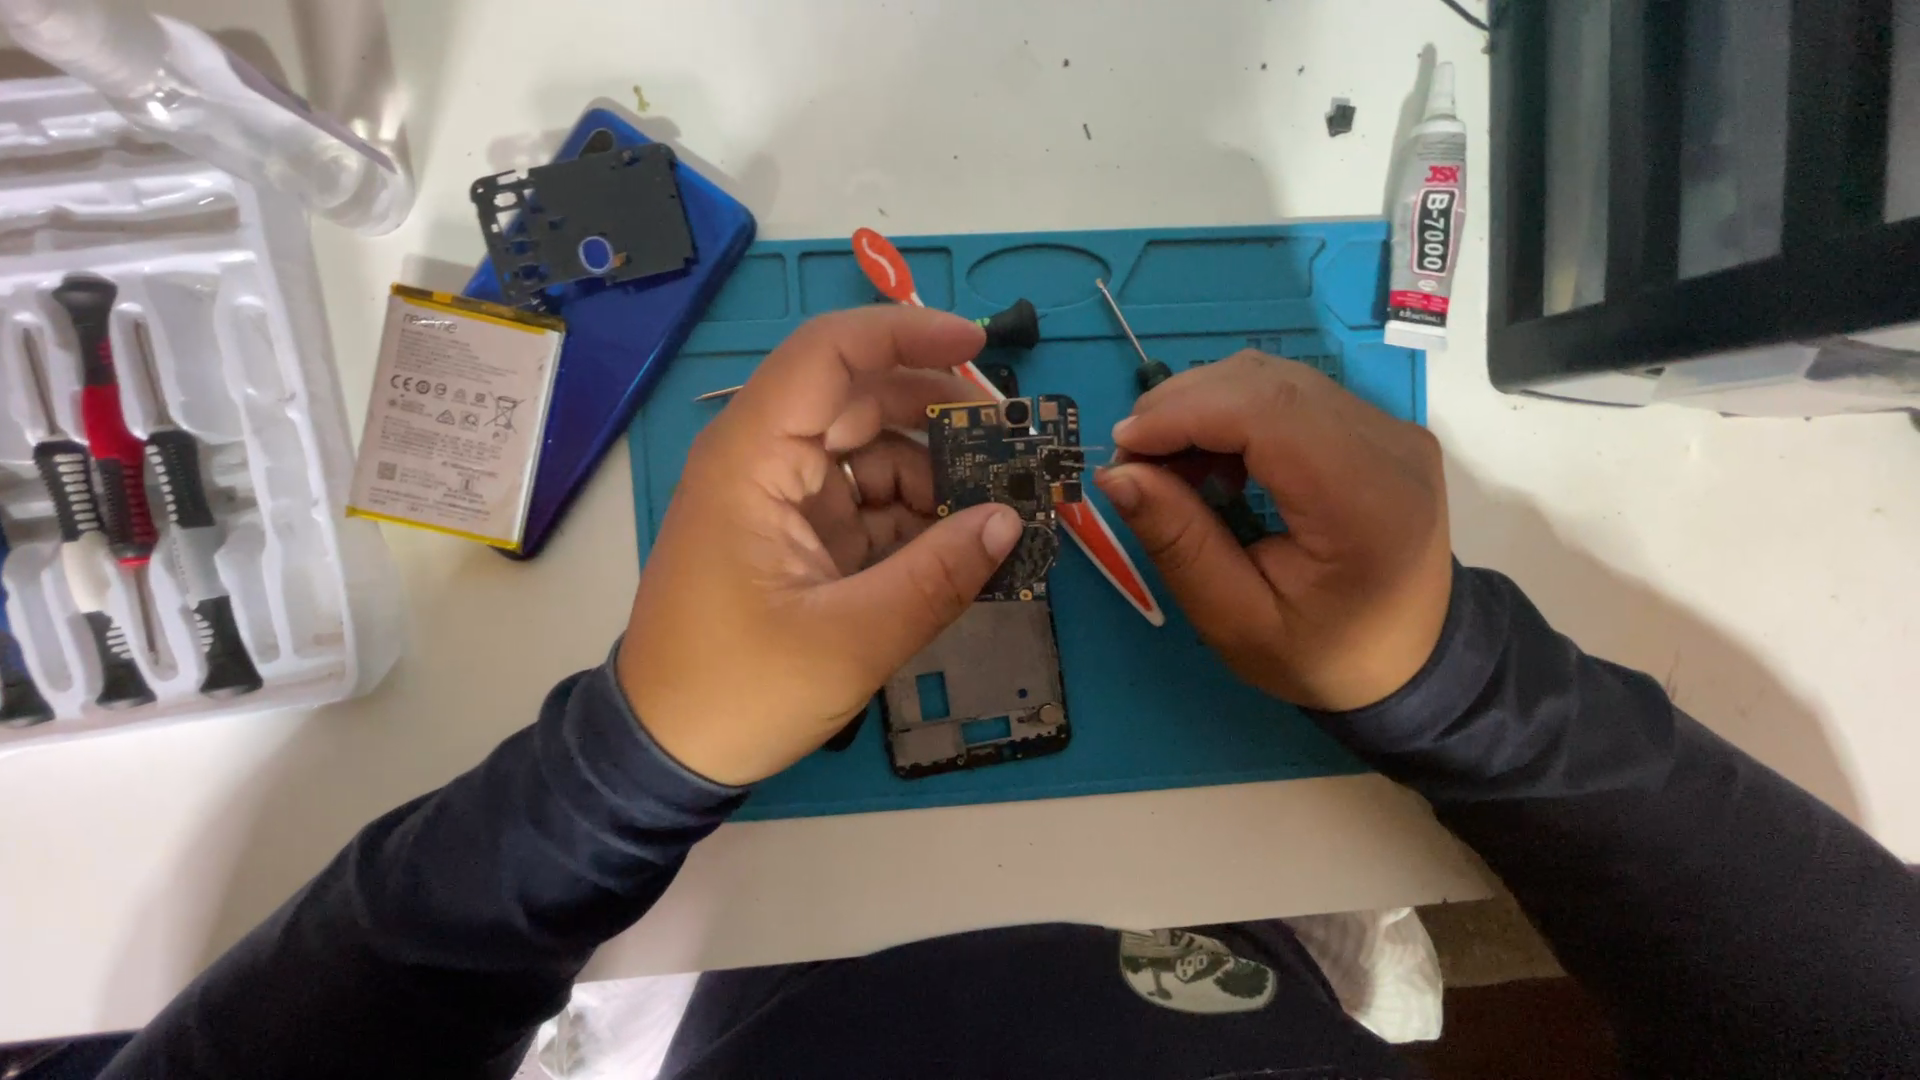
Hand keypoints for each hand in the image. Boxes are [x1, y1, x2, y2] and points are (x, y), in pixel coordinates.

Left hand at [617, 307, 1022, 785]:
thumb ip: (937, 577)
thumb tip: (1010, 521)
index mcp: (752, 459)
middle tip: (1008, 443)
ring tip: (993, 510)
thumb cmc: (739, 690)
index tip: (976, 346)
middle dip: (936, 413)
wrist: (671, 750)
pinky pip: (870, 503)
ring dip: (934, 475)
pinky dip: (916, 518)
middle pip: (859, 399)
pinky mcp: (801, 536)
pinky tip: (958, 545)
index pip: (828, 356)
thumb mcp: (850, 640)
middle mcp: (765, 461)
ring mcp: (784, 499)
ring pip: (873, 453)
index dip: (904, 334)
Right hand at [1093, 352, 1451, 711]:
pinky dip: (1231, 413)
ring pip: (1274, 379)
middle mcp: (1389, 446)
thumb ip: (1180, 544)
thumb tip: (1115, 475)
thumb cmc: (1321, 655)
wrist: (1409, 665)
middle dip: (1181, 406)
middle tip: (1132, 460)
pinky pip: (1289, 394)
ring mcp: (1388, 428)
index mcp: (1364, 502)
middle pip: (1267, 383)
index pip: (1267, 413)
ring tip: (1165, 464)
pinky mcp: (1376, 428)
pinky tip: (1210, 460)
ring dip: (1202, 406)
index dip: (1184, 414)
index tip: (1122, 448)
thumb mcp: (1236, 621)